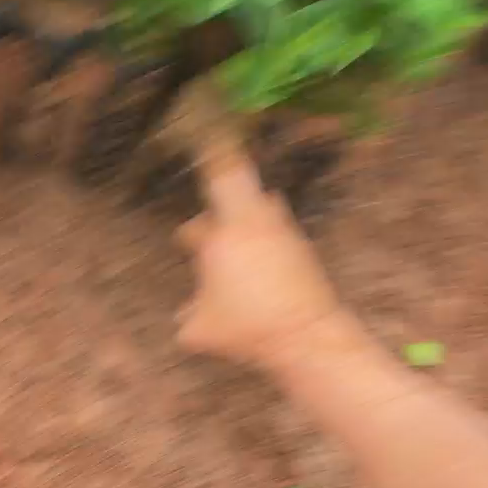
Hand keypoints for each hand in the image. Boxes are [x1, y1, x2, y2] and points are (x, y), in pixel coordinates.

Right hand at [174, 153, 343, 368]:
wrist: (303, 332)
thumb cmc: (248, 328)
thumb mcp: (203, 331)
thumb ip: (188, 319)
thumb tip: (184, 317)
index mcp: (217, 243)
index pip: (195, 227)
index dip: (188, 235)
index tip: (185, 240)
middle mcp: (248, 226)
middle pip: (231, 175)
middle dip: (220, 165)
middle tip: (213, 155)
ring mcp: (279, 230)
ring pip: (263, 198)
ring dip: (250, 201)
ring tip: (243, 213)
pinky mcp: (301, 244)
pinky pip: (281, 224)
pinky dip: (270, 228)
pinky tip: (266, 248)